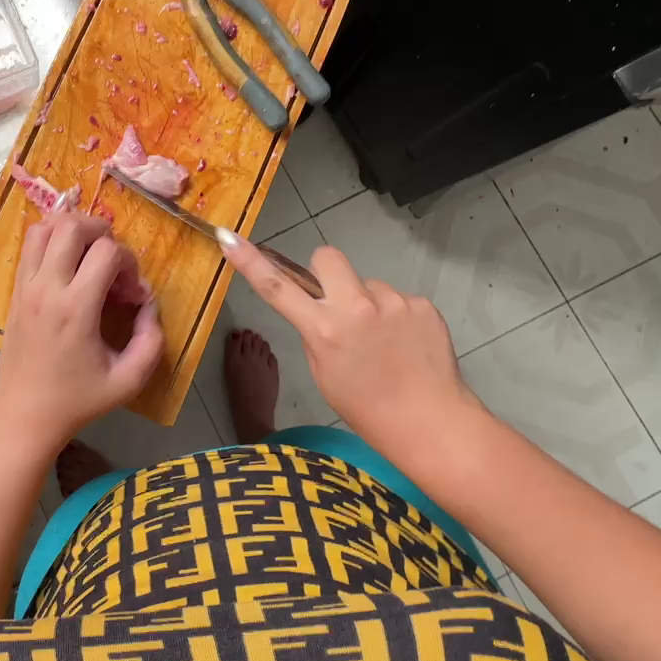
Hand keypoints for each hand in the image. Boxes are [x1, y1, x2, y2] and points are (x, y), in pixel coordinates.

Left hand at [0, 213, 162, 447]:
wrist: (23, 415)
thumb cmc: (77, 400)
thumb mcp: (128, 381)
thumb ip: (151, 341)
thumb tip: (149, 304)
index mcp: (75, 308)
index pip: (106, 252)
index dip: (129, 263)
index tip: (130, 293)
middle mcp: (46, 288)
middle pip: (72, 226)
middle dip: (103, 233)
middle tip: (113, 262)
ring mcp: (25, 285)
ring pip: (46, 226)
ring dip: (74, 229)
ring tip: (90, 253)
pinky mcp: (15, 289)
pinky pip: (30, 243)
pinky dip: (52, 237)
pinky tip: (69, 261)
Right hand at [221, 234, 483, 445]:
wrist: (431, 424)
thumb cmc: (366, 409)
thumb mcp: (323, 374)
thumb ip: (315, 334)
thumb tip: (319, 309)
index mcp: (324, 329)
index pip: (276, 287)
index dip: (249, 261)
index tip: (229, 237)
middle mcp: (356, 307)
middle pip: (328, 257)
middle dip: (327, 273)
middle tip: (339, 303)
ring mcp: (393, 302)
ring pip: (368, 284)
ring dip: (369, 304)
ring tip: (385, 342)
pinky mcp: (422, 304)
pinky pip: (399, 300)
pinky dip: (398, 318)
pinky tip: (407, 345)